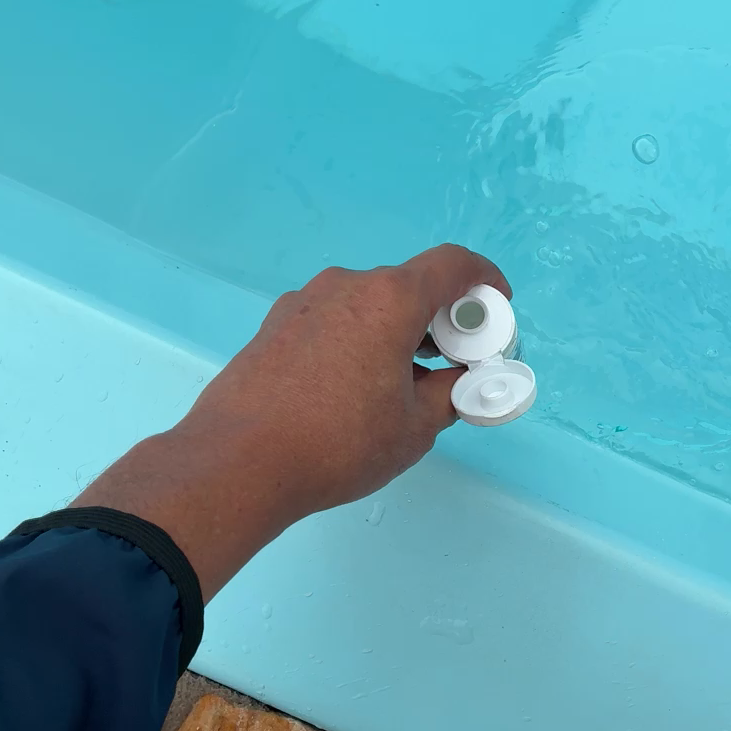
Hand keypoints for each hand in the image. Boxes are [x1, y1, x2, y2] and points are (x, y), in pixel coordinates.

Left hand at [79, 245, 510, 599]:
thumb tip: (459, 382)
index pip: (453, 264)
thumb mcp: (418, 425)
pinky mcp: (275, 325)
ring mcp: (304, 302)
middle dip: (443, 318)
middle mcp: (347, 287)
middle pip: (411, 286)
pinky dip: (364, 337)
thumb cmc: (340, 443)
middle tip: (454, 361)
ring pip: (372, 303)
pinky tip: (357, 385)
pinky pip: (338, 318)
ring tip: (405, 380)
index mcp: (390, 300)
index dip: (485, 278)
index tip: (496, 305)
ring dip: (401, 329)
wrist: (234, 466)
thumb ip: (452, 393)